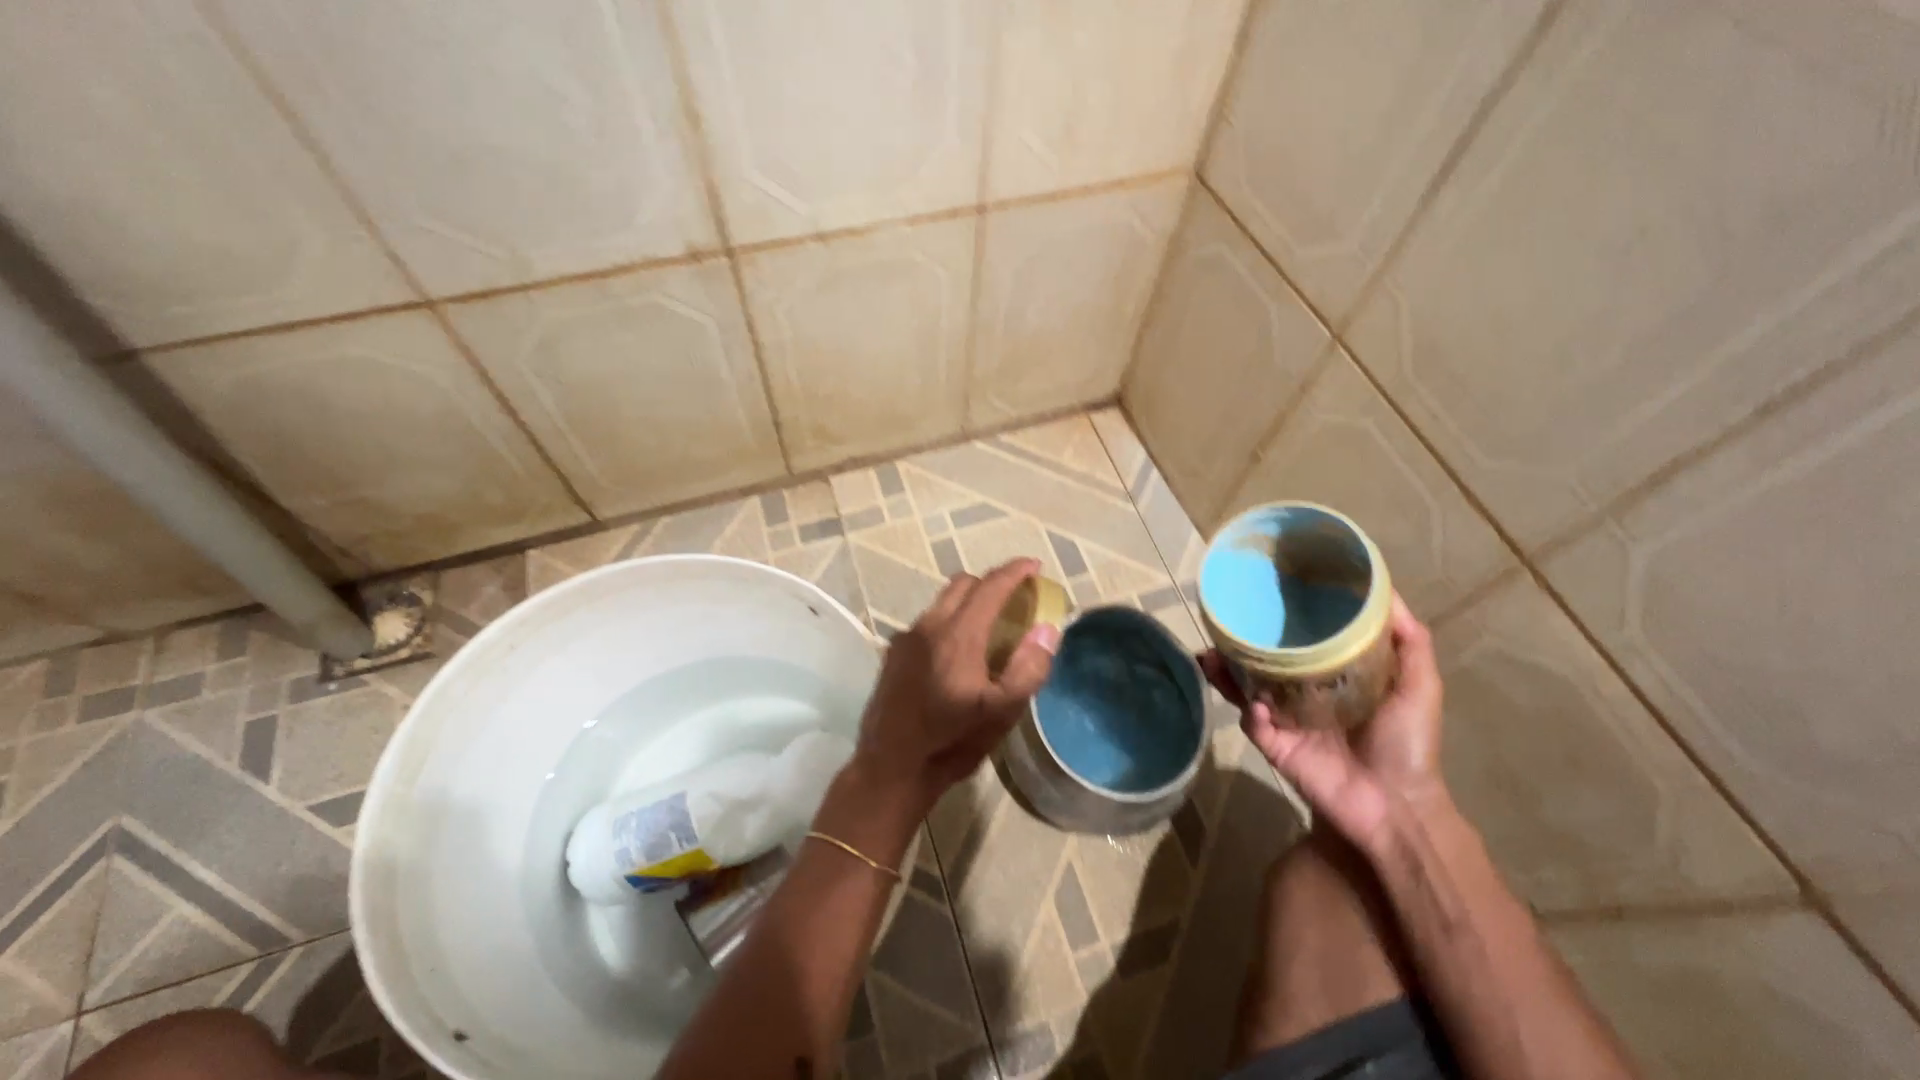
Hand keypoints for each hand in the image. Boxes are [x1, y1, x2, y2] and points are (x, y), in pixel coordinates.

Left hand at [854, 558, 1061, 810]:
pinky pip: (927, 623)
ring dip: (968, 602)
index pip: (990, 587)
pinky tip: (957, 652)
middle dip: (991, 582)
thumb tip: (1047, 629)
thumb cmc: (951, 742)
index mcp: (958, 635)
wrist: (891, 768)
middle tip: (1016, 597)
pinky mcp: (893, 656)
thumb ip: (1028, 667)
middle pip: (963, 584)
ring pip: (941, 603)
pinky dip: (948, 621)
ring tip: (989, 625)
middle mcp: (928, 626)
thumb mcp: (1002, 713)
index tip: (1034, 566)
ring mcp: (906, 640)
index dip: (1015, 572)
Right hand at [1200, 594, 1447, 854]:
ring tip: (1210, 656)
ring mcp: (1288, 722)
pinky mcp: (1276, 747)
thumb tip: (1389, 591)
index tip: (1271, 592)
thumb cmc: (1409, 744)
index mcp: (1336, 679)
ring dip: (1227, 674)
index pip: (1305, 642)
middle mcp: (1306, 695)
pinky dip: (1252, 714)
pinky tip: (1257, 706)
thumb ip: (1411, 643)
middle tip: (1224, 624)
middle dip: (1241, 645)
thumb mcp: (1420, 687)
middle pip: (1266, 663)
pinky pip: (1254, 725)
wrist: (1396, 807)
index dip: (1286, 620)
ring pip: (1247, 691)